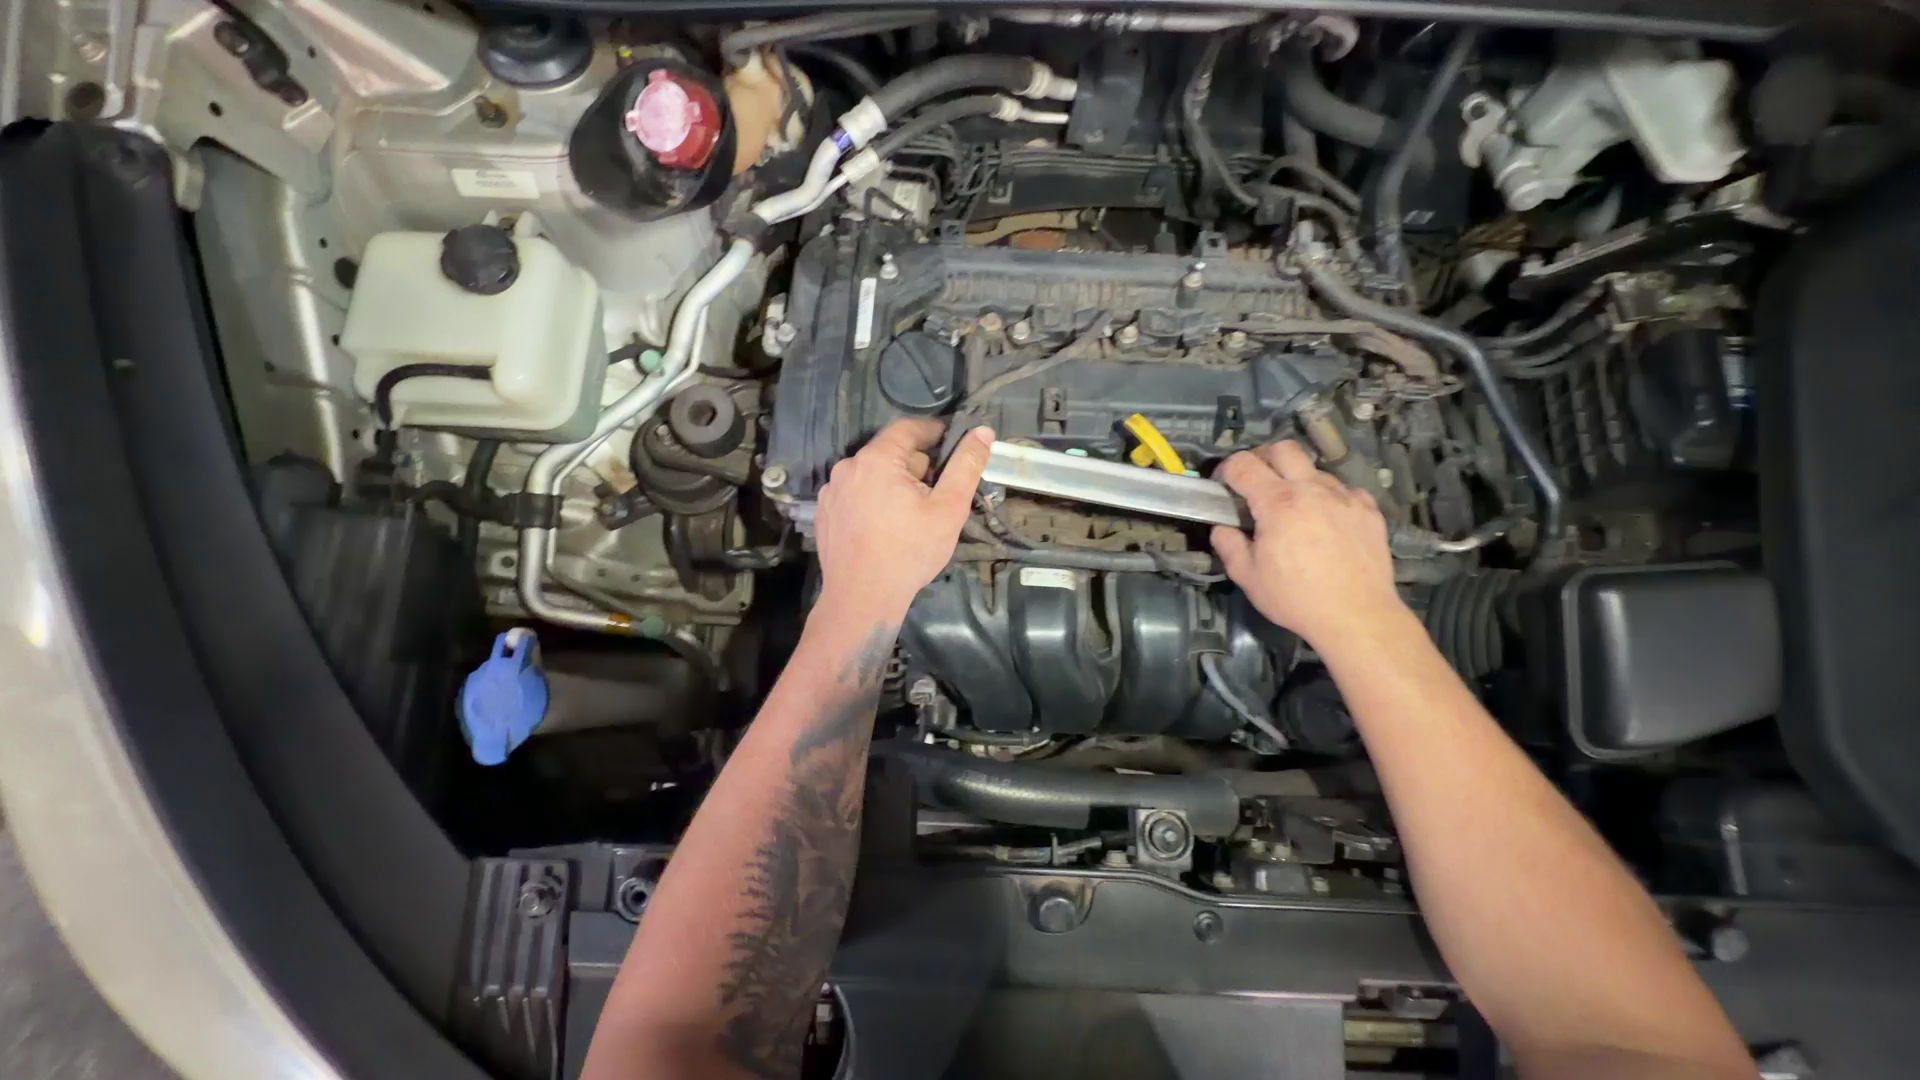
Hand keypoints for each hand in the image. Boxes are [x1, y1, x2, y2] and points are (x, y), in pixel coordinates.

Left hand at [813, 418, 994, 620]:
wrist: (862, 598)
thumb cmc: (910, 551)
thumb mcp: (949, 508)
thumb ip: (966, 466)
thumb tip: (982, 432)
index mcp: (877, 459)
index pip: (907, 428)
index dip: (933, 431)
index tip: (951, 442)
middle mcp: (847, 467)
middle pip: (889, 453)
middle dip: (915, 466)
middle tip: (936, 493)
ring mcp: (831, 491)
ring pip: (871, 475)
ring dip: (892, 484)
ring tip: (911, 515)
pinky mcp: (823, 513)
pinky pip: (854, 495)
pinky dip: (871, 501)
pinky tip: (884, 528)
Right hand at [1211, 440, 1409, 652]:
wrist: (1357, 615)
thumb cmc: (1296, 598)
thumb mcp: (1247, 577)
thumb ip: (1229, 545)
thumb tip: (1223, 527)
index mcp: (1278, 502)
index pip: (1243, 464)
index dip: (1226, 470)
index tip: (1223, 485)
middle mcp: (1312, 489)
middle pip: (1283, 449)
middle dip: (1263, 458)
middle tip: (1256, 483)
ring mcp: (1345, 496)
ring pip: (1314, 469)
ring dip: (1297, 480)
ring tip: (1294, 508)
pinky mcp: (1369, 509)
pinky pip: (1343, 490)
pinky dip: (1328, 497)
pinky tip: (1326, 521)